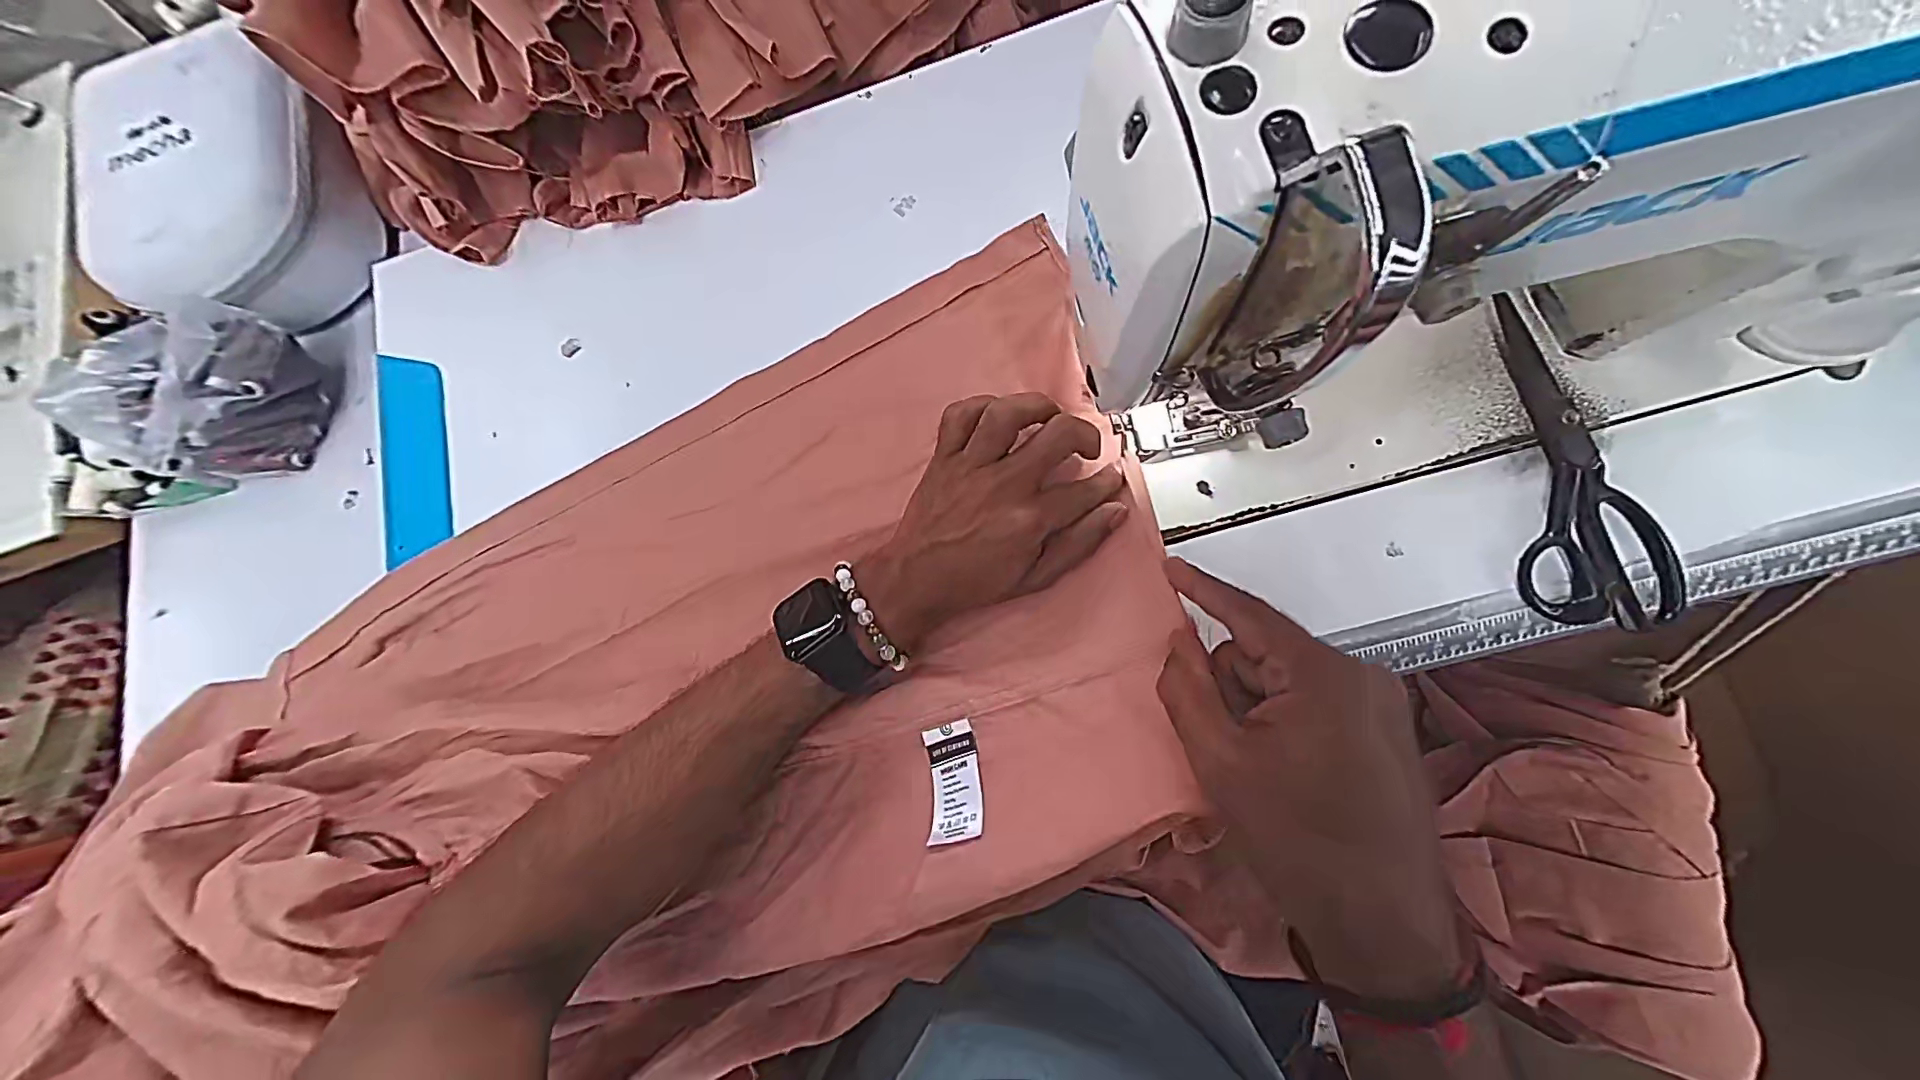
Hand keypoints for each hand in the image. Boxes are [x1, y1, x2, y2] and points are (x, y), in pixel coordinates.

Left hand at [858, 394, 1128, 651]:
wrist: (916, 580)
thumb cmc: (973, 581)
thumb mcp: (1035, 577)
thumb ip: (1079, 544)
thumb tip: (1113, 513)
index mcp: (1028, 519)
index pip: (1084, 489)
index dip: (1106, 481)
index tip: (1110, 477)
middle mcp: (1003, 485)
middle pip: (1057, 435)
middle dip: (1085, 434)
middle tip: (1085, 447)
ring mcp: (970, 467)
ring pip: (1008, 413)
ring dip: (1037, 407)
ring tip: (1048, 418)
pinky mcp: (944, 459)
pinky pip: (959, 415)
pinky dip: (980, 406)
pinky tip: (997, 416)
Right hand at [1158, 557, 1466, 1001]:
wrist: (1383, 923)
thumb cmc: (1297, 841)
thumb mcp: (1221, 762)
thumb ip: (1187, 691)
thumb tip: (1179, 643)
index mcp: (1321, 674)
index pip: (1249, 615)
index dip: (1203, 589)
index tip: (1170, 565)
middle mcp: (1359, 674)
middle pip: (1262, 654)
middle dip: (1232, 688)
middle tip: (1228, 747)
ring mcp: (1378, 701)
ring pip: (1283, 679)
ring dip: (1255, 711)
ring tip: (1261, 770)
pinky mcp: (1384, 727)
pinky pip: (1310, 700)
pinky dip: (1281, 721)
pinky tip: (1285, 771)